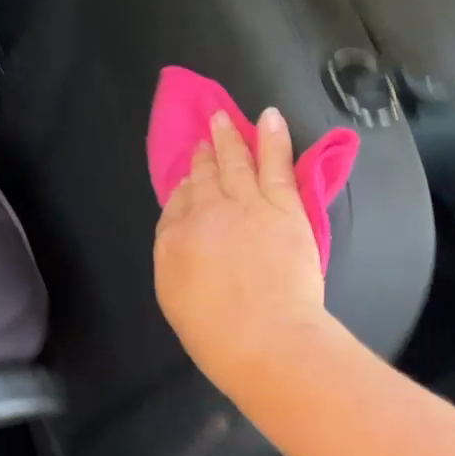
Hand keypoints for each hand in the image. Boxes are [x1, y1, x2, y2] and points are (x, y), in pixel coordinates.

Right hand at [154, 108, 331, 385]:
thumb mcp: (173, 297)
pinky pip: (275, 164)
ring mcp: (244, 206)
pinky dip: (272, 138)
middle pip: (201, 180)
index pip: (175, 207)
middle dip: (201, 157)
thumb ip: (174, 261)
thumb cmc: (213, 333)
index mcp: (171, 242)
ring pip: (234, 163)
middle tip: (203, 139)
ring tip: (223, 118)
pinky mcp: (283, 207)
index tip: (187, 181)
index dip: (182, 190)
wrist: (261, 338)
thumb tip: (183, 236)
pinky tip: (268, 117)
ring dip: (228, 138)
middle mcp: (203, 215)